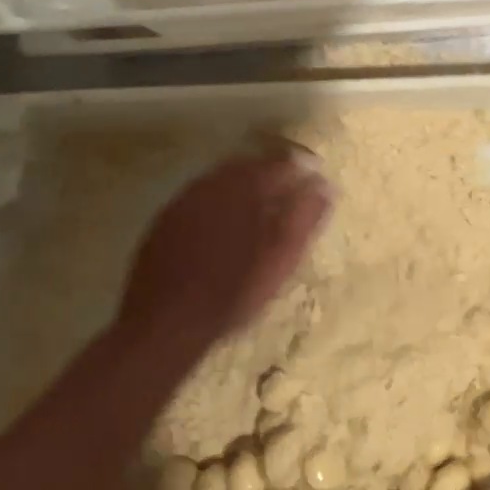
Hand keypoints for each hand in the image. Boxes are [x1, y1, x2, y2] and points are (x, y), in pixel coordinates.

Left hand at [115, 144, 331, 354]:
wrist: (165, 326)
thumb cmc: (234, 291)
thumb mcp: (283, 257)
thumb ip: (306, 216)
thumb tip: (326, 186)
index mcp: (247, 188)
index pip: (282, 164)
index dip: (302, 170)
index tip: (314, 180)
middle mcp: (213, 185)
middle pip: (249, 165)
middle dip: (270, 173)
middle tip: (286, 192)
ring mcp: (184, 202)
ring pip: (221, 179)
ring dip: (242, 186)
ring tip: (256, 209)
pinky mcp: (163, 222)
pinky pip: (198, 198)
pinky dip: (216, 202)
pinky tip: (221, 226)